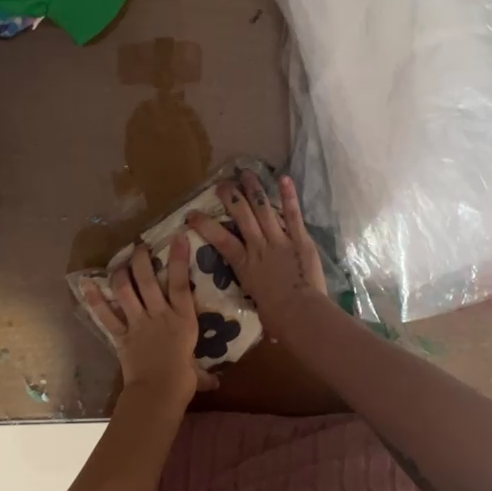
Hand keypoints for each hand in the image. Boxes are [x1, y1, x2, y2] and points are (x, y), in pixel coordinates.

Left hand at [83, 236, 218, 406]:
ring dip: (121, 274)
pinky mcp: (122, 335)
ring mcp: (139, 323)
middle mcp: (160, 314)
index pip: (181, 282)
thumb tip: (214, 382)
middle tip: (139, 246)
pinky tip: (87, 284)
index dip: (179, 257)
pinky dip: (96, 299)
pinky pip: (107, 315)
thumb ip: (202, 374)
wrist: (159, 391)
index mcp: (183, 319)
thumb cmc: (183, 380)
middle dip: (142, 259)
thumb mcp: (196, 373)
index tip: (178, 236)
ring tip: (121, 262)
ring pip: (127, 291)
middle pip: (148, 280)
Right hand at [186, 172, 327, 329]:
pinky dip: (289, 196)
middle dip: (231, 197)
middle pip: (241, 216)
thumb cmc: (276, 316)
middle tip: (222, 184)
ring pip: (263, 209)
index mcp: (244, 264)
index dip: (204, 225)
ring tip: (246, 173)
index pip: (220, 239)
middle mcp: (258, 247)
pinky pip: (293, 215)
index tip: (191, 214)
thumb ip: (255, 295)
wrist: (299, 312)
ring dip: (254, 190)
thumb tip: (255, 305)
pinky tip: (284, 179)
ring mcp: (279, 240)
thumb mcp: (256, 305)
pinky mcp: (300, 239)